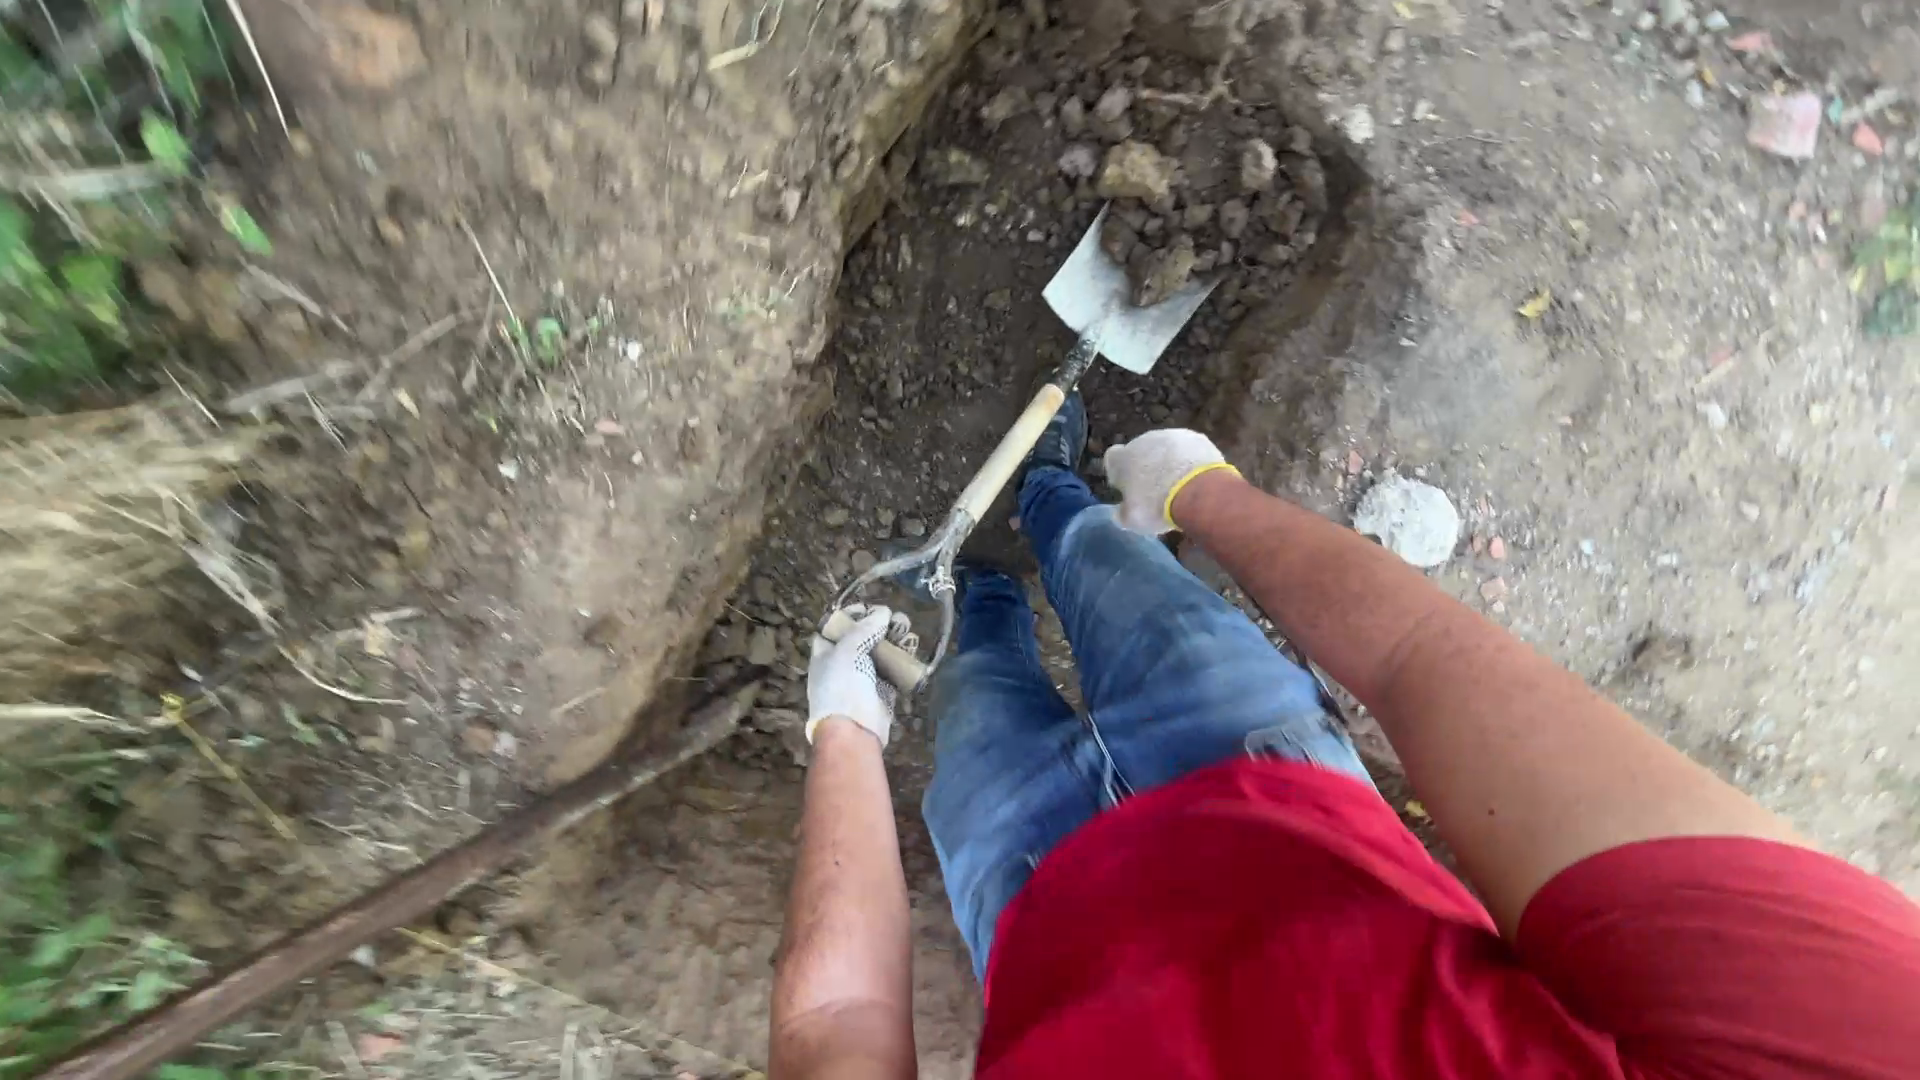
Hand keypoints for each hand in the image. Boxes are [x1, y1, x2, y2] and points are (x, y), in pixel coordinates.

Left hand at [806, 604, 901, 747]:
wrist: (853, 729)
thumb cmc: (842, 685)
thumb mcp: (847, 649)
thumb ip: (865, 628)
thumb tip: (883, 612)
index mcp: (826, 653)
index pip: (834, 628)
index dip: (850, 615)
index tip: (868, 607)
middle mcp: (843, 664)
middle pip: (862, 637)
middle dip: (878, 625)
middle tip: (894, 617)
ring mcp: (864, 677)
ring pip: (880, 651)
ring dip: (894, 637)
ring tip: (906, 627)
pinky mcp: (882, 690)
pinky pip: (893, 668)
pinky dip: (902, 657)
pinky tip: (911, 645)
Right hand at [1103, 429, 1239, 533]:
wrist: (1198, 492)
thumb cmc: (1157, 507)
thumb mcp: (1133, 520)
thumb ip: (1123, 513)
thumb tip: (1122, 511)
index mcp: (1122, 458)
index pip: (1112, 458)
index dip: (1119, 472)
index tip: (1128, 488)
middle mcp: (1143, 440)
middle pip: (1141, 452)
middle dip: (1146, 468)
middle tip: (1156, 491)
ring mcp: (1171, 436)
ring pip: (1166, 449)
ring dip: (1169, 463)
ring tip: (1180, 486)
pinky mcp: (1196, 438)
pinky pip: (1189, 449)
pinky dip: (1190, 460)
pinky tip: (1197, 479)